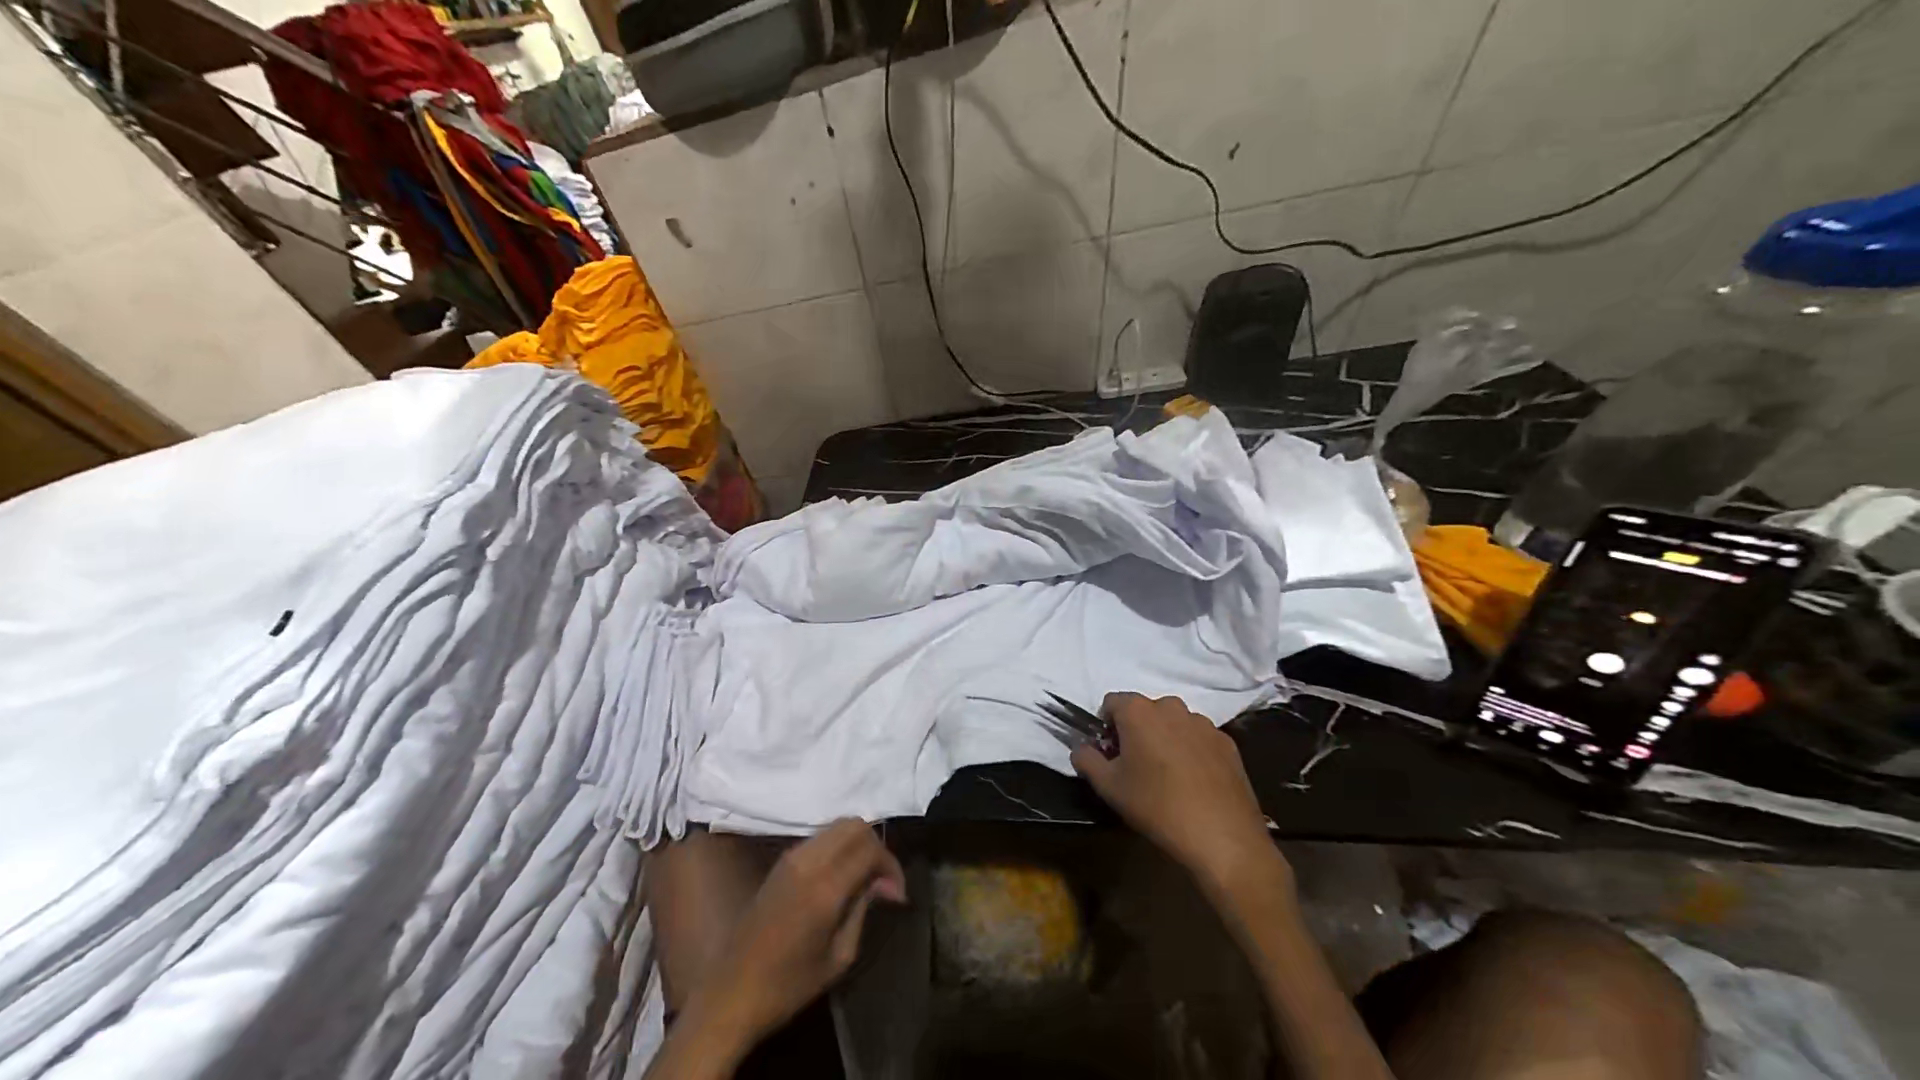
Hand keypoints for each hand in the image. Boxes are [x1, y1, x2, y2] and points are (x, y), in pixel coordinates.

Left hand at [676, 820, 906, 1062]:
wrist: (730, 994)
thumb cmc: (788, 986)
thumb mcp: (839, 957)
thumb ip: (863, 909)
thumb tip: (886, 885)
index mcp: (824, 886)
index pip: (869, 848)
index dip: (891, 865)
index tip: (897, 894)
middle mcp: (807, 861)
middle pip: (854, 824)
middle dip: (876, 846)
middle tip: (883, 881)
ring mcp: (790, 858)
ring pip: (836, 826)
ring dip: (857, 844)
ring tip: (865, 878)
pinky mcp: (780, 862)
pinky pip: (819, 838)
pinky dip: (838, 846)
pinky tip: (842, 876)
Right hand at [1071, 694, 1285, 895]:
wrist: (1222, 836)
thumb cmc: (1156, 806)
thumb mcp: (1108, 787)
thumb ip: (1086, 759)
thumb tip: (1081, 748)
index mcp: (1138, 711)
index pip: (1111, 702)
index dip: (1105, 726)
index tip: (1110, 754)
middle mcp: (1171, 707)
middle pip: (1144, 711)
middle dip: (1136, 731)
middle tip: (1135, 767)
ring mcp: (1203, 723)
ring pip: (1173, 724)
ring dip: (1164, 739)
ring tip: (1167, 777)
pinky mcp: (1227, 742)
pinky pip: (1198, 739)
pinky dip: (1191, 751)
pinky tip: (1194, 783)